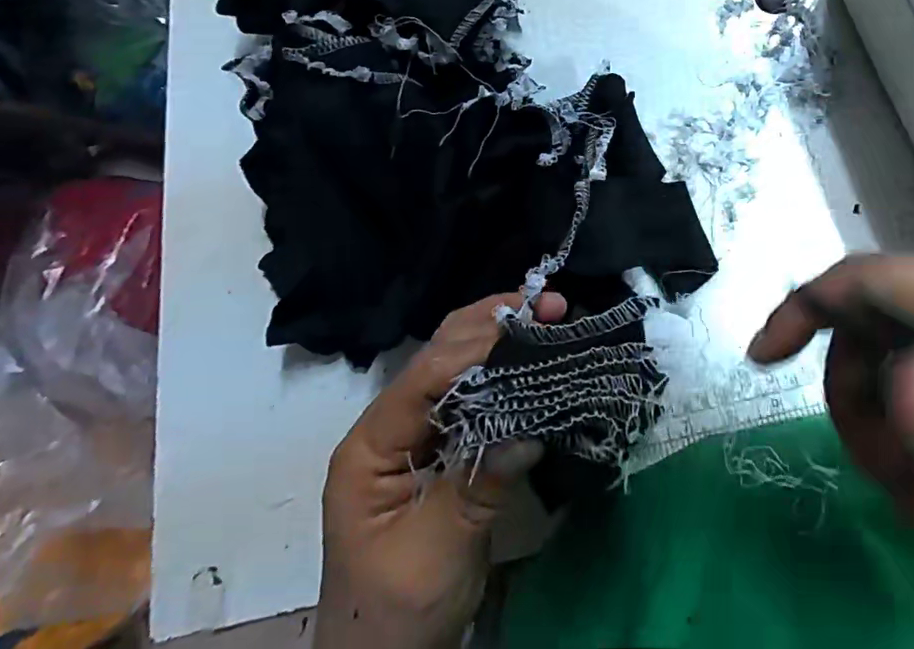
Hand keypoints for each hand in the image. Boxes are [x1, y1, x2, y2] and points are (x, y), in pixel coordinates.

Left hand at [316, 291, 564, 648]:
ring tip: (542, 317)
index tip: (523, 321)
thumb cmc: (395, 609)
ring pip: (453, 373)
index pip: (422, 379)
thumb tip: (530, 428)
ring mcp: (412, 437)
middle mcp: (388, 427)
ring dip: (496, 342)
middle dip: (487, 326)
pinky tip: (528, 362)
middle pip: (436, 361)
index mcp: (369, 445)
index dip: (471, 347)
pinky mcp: (438, 452)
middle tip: (543, 304)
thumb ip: (478, 486)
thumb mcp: (436, 551)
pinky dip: (499, 378)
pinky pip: (468, 403)